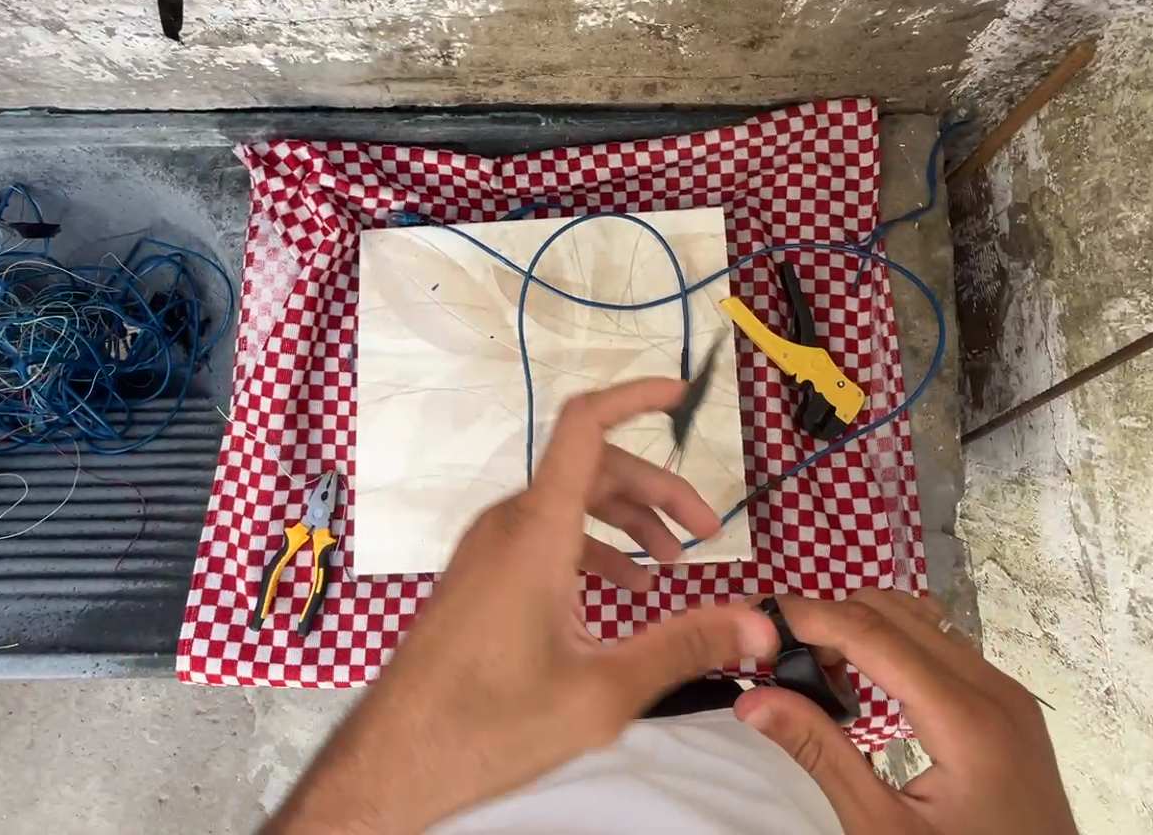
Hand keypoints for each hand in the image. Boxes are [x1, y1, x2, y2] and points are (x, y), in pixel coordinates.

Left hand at [265, 378, 779, 833]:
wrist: (395, 759)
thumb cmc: (491, 723)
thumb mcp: (602, 692)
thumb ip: (683, 647)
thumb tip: (757, 626)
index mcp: (537, 528)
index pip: (585, 425)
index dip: (634, 396)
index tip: (679, 393)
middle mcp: (512, 520)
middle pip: (594, 468)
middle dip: (656, 491)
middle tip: (707, 530)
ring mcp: (492, 542)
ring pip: (571, 502)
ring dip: (625, 520)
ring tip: (671, 562)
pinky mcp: (484, 567)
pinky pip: (546, 533)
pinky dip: (591, 545)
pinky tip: (621, 588)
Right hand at [735, 590, 1076, 834]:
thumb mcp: (883, 833)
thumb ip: (819, 754)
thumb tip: (749, 699)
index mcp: (967, 719)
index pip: (870, 632)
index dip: (807, 615)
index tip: (753, 614)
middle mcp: (992, 686)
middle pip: (890, 611)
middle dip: (827, 616)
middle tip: (776, 648)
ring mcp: (1004, 690)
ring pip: (914, 616)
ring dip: (856, 623)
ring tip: (813, 660)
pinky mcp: (1004, 702)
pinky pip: (936, 639)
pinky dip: (888, 639)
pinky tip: (860, 673)